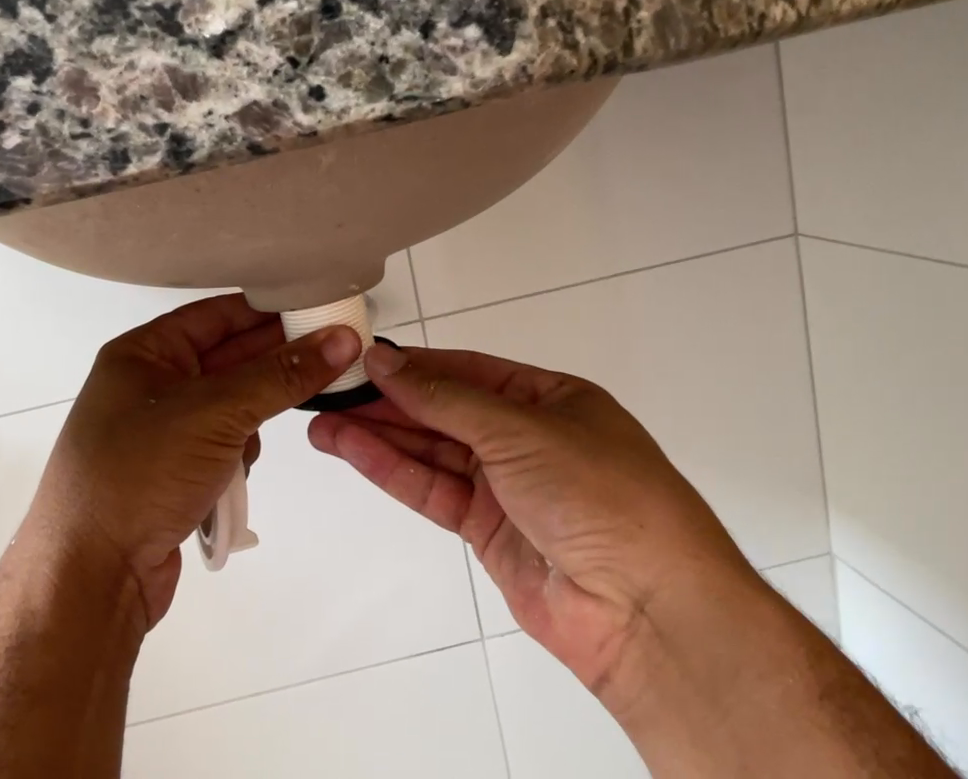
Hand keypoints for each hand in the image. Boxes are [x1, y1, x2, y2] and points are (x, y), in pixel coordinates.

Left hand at [25, 294, 360, 629]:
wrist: (90, 576)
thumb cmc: (140, 474)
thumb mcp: (214, 414)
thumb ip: (280, 375)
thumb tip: (342, 339)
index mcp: (142, 354)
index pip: (215, 315)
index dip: (265, 310)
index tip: (318, 307)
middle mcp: (148, 387)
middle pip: (226, 361)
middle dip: (272, 364)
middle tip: (335, 356)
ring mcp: (158, 435)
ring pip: (229, 407)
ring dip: (254, 417)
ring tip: (289, 418)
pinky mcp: (171, 476)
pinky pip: (221, 448)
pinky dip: (237, 457)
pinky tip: (240, 474)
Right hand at [307, 343, 759, 695]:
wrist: (645, 608)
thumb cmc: (599, 494)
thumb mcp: (521, 430)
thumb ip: (444, 398)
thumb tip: (384, 361)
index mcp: (551, 399)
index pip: (468, 371)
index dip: (413, 365)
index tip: (359, 359)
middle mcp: (527, 438)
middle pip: (444, 412)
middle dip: (388, 402)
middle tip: (328, 390)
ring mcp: (506, 487)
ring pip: (431, 452)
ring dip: (378, 436)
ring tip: (321, 422)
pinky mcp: (487, 531)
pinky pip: (432, 490)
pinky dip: (392, 470)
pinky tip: (351, 450)